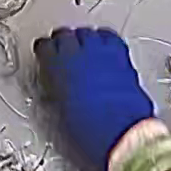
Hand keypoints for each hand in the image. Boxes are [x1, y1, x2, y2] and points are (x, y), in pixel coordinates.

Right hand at [32, 27, 156, 170]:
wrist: (125, 138)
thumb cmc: (92, 133)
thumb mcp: (60, 112)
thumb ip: (56, 88)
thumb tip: (57, 84)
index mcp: (58, 68)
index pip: (44, 46)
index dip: (44, 51)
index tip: (45, 54)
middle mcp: (78, 55)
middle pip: (65, 34)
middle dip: (62, 41)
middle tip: (62, 50)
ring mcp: (100, 53)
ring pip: (86, 32)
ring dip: (82, 38)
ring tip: (83, 47)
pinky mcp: (121, 56)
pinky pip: (109, 37)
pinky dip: (103, 39)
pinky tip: (102, 46)